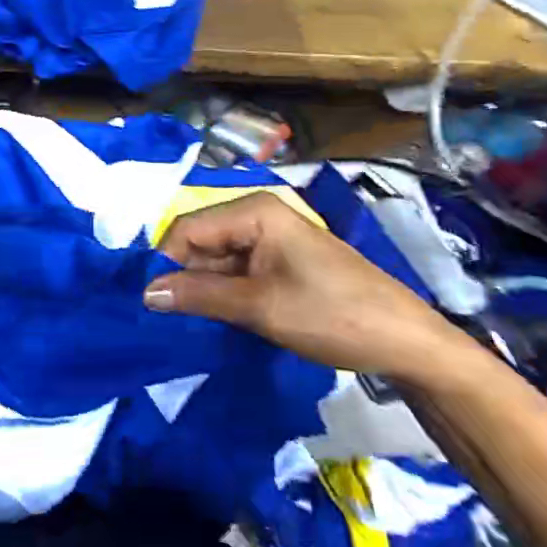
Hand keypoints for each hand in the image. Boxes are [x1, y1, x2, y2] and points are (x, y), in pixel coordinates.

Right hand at [143, 191, 469, 382]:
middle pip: (201, 242)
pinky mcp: (281, 264)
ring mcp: (272, 240)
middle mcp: (260, 215)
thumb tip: (146, 291)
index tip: (148, 308)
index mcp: (255, 210)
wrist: (400, 337)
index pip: (187, 228)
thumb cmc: (331, 314)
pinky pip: (238, 272)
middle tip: (163, 323)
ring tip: (184, 328)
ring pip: (218, 260)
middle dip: (182, 278)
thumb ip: (201, 295)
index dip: (165, 264)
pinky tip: (215, 322)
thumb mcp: (260, 307)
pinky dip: (225, 295)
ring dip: (202, 290)